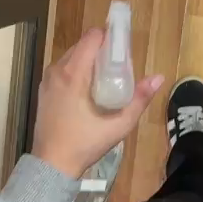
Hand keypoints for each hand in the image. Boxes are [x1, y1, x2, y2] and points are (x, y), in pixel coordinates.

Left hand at [31, 27, 165, 177]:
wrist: (52, 164)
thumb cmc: (85, 143)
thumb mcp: (118, 125)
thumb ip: (139, 99)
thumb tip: (159, 77)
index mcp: (73, 73)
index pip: (91, 37)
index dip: (109, 38)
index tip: (122, 50)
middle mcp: (57, 70)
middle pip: (82, 45)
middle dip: (101, 51)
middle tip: (118, 68)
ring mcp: (47, 80)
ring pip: (72, 57)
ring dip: (89, 61)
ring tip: (106, 79)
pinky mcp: (44, 90)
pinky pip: (63, 70)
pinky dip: (77, 72)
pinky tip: (89, 90)